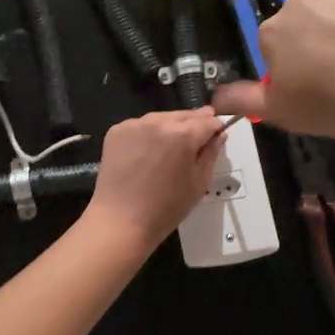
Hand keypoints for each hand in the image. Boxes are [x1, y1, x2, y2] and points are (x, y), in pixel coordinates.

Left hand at [85, 109, 229, 245]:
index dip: (215, 127)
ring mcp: (134, 124)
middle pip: (184, 115)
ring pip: (162, 118)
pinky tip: (148, 151)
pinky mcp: (117, 131)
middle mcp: (158, 122)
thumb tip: (218, 134)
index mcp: (183, 135)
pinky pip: (140, 125)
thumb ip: (210, 153)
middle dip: (194, 123)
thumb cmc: (166, 207)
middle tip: (198, 136)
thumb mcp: (198, 183)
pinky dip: (148, 133)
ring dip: (171, 126)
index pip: (207, 121)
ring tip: (172, 145)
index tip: (217, 134)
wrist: (121, 219)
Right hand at [212, 0, 334, 143]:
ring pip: (325, 10)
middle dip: (308, 43)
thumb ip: (242, 99)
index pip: (271, 47)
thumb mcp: (280, 112)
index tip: (309, 86)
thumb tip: (214, 96)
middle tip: (334, 74)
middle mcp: (295, 2)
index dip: (289, 68)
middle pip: (296, 24)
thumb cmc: (334, 106)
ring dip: (333, 27)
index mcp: (270, 31)